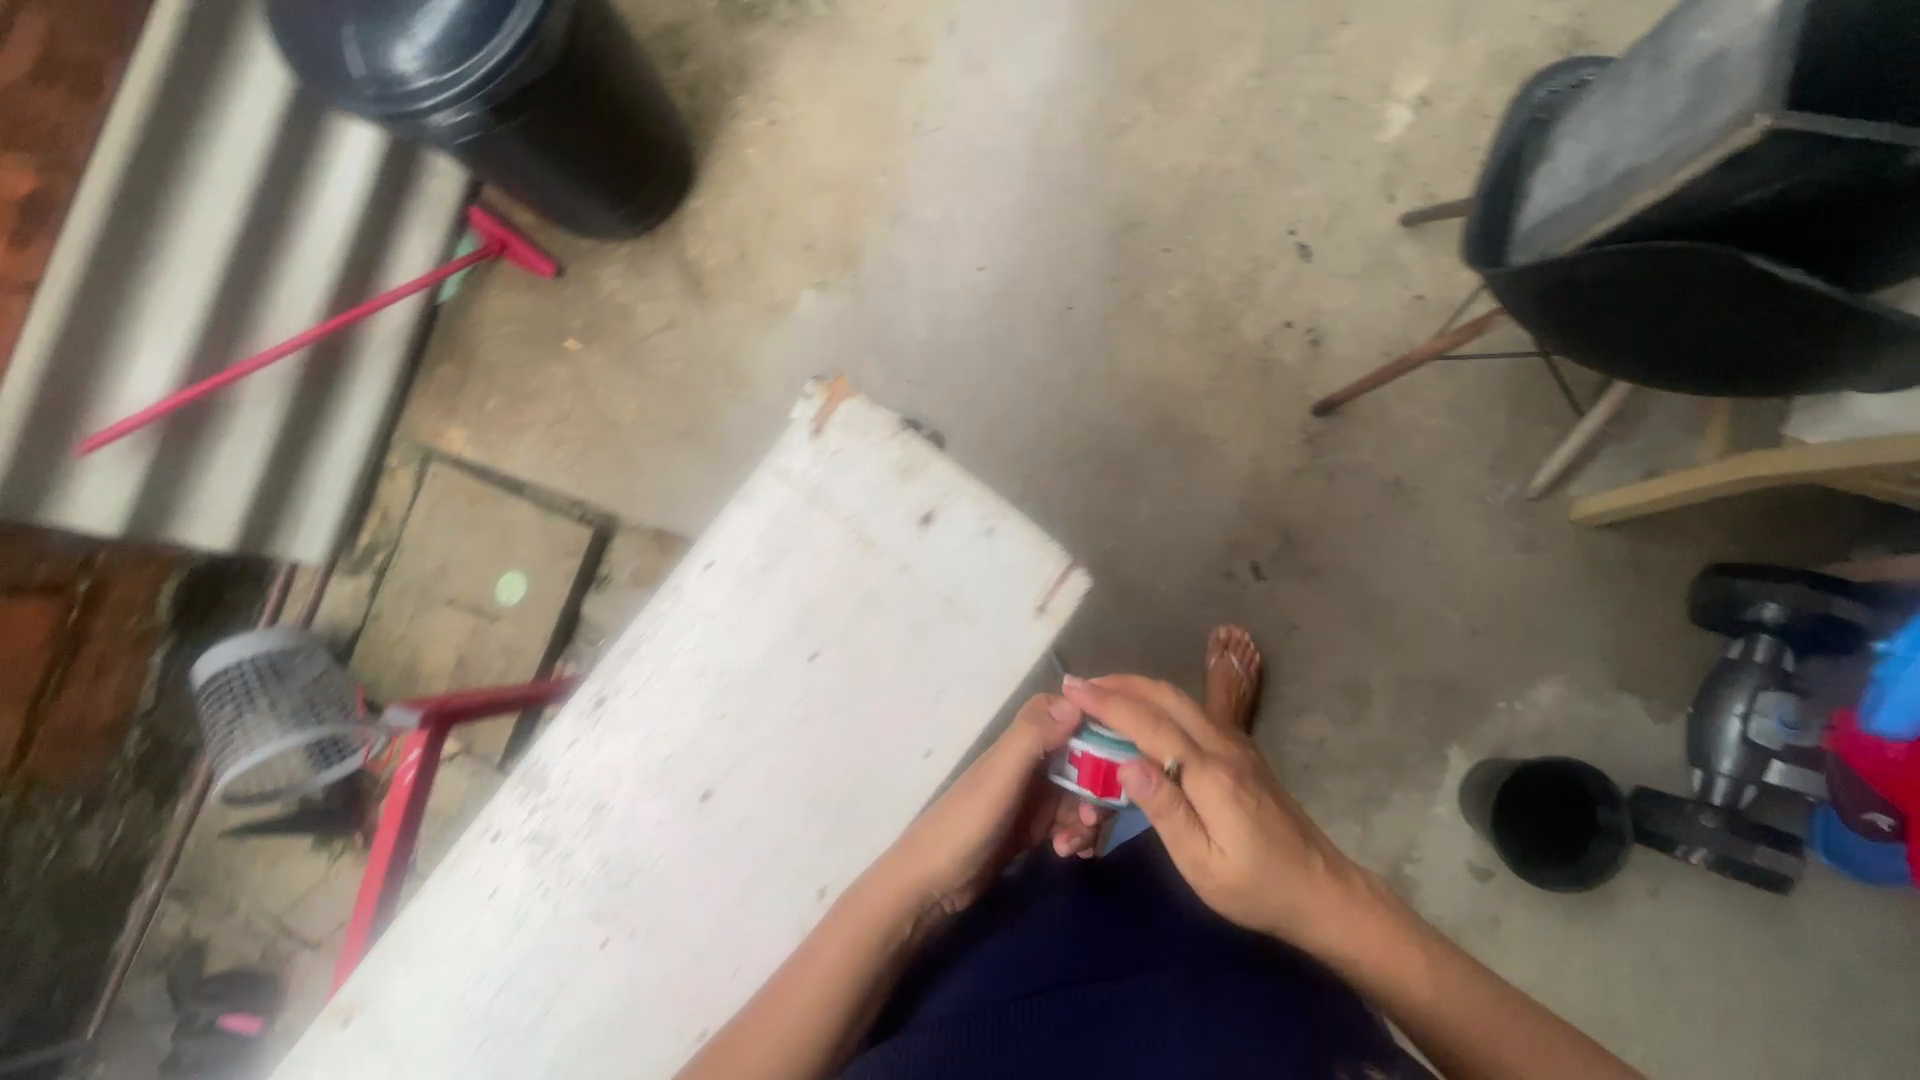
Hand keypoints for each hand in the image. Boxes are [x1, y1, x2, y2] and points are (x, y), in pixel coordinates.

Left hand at [869, 693, 1094, 918]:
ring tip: (1072, 845)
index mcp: (1021, 743)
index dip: (1096, 729)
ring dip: (1088, 818)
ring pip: (1083, 793)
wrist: (931, 885)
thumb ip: (1033, 737)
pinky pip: (1072, 821)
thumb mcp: (1000, 778)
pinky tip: (1068, 854)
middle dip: (1099, 787)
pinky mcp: (1034, 827)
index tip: (1118, 758)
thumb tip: (1077, 701)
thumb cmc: (965, 825)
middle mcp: (1030, 763)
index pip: (1069, 715)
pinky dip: (1078, 835)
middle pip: (1085, 758)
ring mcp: (1033, 796)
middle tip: (1092, 820)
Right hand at [1060, 674, 1374, 944]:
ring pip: (1182, 700)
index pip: (1149, 724)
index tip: (1071, 688)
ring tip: (1102, 693)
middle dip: (1120, 685)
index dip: (1107, 703)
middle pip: (1167, 697)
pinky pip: (1193, 712)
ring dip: (1139, 689)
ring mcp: (1237, 746)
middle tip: (1079, 685)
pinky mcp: (1242, 754)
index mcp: (1210, 775)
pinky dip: (1159, 702)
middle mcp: (1224, 747)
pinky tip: (1144, 714)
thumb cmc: (1256, 888)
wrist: (1322, 892)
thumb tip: (1126, 762)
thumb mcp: (1203, 864)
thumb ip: (1165, 811)